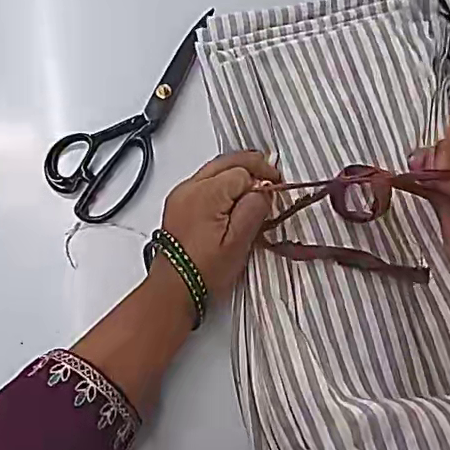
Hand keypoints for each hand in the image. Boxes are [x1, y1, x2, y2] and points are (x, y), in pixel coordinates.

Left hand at [157, 151, 281, 301]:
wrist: (174, 288)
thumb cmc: (204, 270)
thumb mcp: (238, 242)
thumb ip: (254, 209)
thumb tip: (265, 189)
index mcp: (206, 194)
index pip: (242, 171)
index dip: (263, 179)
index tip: (275, 191)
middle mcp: (189, 188)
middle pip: (226, 161)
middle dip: (251, 166)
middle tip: (271, 178)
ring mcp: (181, 194)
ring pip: (215, 169)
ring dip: (237, 173)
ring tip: (255, 189)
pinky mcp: (178, 204)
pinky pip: (204, 181)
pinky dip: (222, 183)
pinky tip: (233, 199)